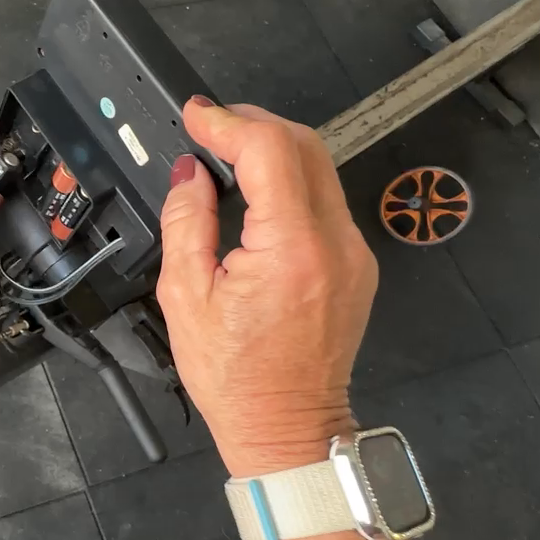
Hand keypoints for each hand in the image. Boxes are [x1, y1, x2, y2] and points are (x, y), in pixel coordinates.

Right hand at [158, 96, 377, 473]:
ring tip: (225, 155)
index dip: (228, 121)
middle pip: (305, 147)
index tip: (197, 114)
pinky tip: (255, 194)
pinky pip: (323, 202)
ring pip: (319, 169)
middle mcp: (335, 244)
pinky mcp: (354, 264)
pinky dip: (287, 182)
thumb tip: (190, 175)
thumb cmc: (235, 376)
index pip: (269, 152)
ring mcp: (352, 253)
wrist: (285, 425)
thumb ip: (187, 223)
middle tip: (210, 125)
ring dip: (271, 150)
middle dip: (253, 124)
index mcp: (291, 250)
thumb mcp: (185, 298)